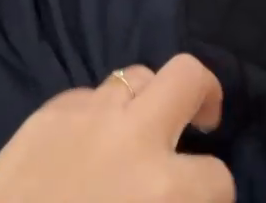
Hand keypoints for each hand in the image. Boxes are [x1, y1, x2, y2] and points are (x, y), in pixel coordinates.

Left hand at [0, 54, 234, 202]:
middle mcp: (131, 134)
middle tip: (201, 123)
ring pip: (137, 75)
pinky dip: (101, 113)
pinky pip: (90, 94)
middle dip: (205, 94)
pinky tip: (90, 143)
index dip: (216, 197)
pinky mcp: (47, 110)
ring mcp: (85, 113)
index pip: (218, 178)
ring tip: (142, 131)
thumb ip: (169, 201)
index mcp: (163, 186)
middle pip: (188, 76)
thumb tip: (176, 191)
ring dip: (149, 101)